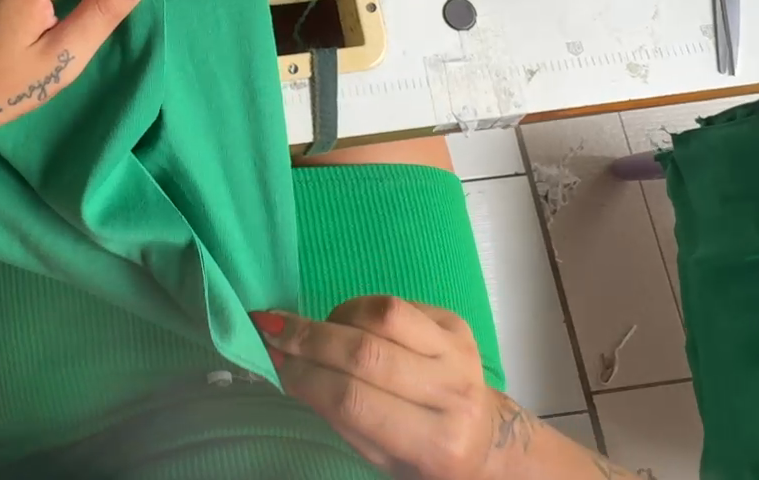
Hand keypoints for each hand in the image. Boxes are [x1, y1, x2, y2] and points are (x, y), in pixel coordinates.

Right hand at [253, 297, 532, 479]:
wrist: (486, 437)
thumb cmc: (421, 455)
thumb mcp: (381, 456)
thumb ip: (336, 412)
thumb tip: (284, 364)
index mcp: (434, 444)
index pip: (354, 400)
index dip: (306, 376)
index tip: (272, 360)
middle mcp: (452, 394)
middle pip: (366, 353)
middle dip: (309, 337)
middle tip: (272, 327)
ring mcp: (459, 353)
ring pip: (383, 314)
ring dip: (337, 317)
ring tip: (320, 330)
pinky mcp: (456, 322)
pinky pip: (395, 301)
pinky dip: (360, 308)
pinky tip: (350, 322)